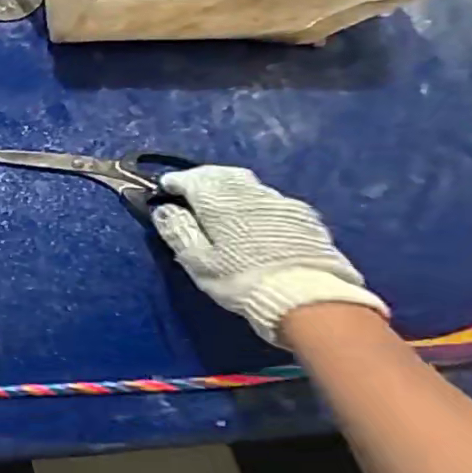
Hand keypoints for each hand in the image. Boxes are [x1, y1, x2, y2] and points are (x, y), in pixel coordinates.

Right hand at [151, 165, 387, 344]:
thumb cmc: (240, 280)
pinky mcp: (304, 218)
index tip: (162, 189)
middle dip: (202, 178)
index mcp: (223, 205)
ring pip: (248, 185)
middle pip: (225, 175)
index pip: (195, 180)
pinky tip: (247, 217)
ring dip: (227, 188)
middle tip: (186, 189)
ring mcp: (284, 205)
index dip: (175, 182)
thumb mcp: (197, 261)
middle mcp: (254, 197)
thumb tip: (163, 210)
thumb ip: (178, 231)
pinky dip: (249, 200)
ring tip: (214, 203)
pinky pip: (269, 199)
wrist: (308, 297)